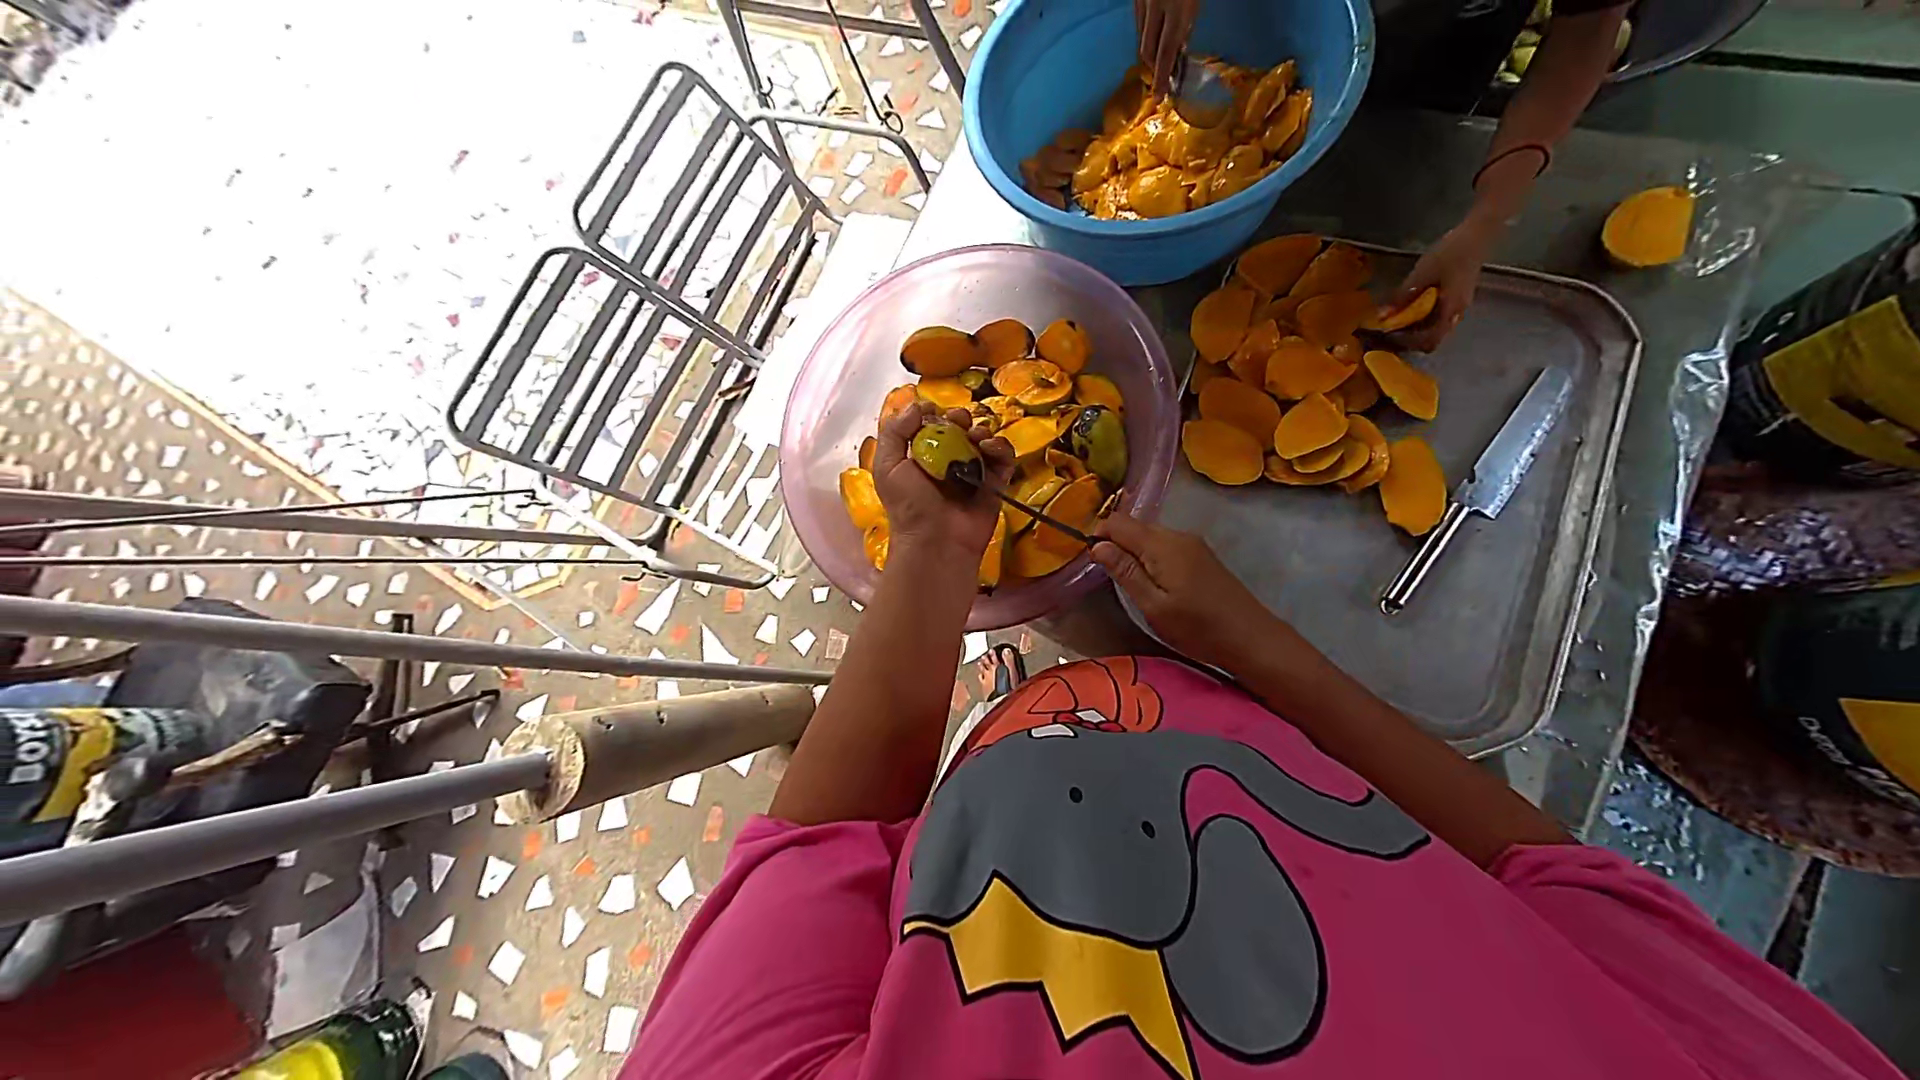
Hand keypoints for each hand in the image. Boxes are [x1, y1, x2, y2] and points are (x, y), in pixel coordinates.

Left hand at [872, 402, 1013, 562]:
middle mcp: (947, 461)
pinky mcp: (995, 482)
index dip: (935, 413)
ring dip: (981, 429)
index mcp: (921, 456)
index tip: (935, 411)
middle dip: (960, 418)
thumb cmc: (909, 507)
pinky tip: (989, 447)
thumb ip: (895, 432)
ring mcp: (973, 471)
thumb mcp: (888, 466)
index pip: (932, 424)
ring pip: (983, 438)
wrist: (936, 542)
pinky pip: (1004, 457)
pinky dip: (1000, 447)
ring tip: (975, 437)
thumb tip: (918, 404)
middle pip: (960, 427)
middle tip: (958, 423)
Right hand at [1091, 513, 1286, 672]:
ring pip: (1150, 535)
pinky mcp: (1200, 555)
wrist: (1251, 638)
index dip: (1098, 535)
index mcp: (1162, 545)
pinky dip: (1150, 556)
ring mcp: (1192, 544)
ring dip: (1133, 551)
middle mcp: (1177, 535)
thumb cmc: (1198, 627)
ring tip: (1129, 582)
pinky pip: (1165, 545)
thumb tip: (1097, 546)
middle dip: (1115, 543)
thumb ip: (1125, 572)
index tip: (1090, 560)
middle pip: (1134, 526)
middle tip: (1107, 576)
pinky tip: (1152, 581)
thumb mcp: (1154, 605)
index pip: (1118, 522)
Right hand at [1135, 0, 1197, 96]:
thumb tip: (1178, 50)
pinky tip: (1155, 29)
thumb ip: (1186, 24)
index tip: (1159, 96)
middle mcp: (1155, 5)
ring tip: (1159, 49)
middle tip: (1162, 72)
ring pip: (1140, 38)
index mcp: (1177, 7)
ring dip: (1149, 48)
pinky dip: (1145, 31)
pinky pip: (1137, 21)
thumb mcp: (1195, 1)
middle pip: (1147, 50)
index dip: (1161, 77)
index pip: (1166, 52)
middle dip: (1154, 65)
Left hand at [1392, 213, 1502, 352]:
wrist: (1477, 233)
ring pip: (1435, 327)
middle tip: (1389, 328)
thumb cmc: (1451, 253)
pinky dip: (1421, 317)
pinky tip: (1409, 307)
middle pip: (1432, 337)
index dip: (1410, 343)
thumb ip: (1402, 297)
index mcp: (1451, 309)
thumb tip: (1381, 316)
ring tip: (1395, 318)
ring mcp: (1458, 304)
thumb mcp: (1421, 275)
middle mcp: (1457, 312)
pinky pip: (1437, 316)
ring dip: (1415, 327)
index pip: (1431, 341)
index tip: (1391, 336)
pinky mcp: (1457, 296)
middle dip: (1409, 337)